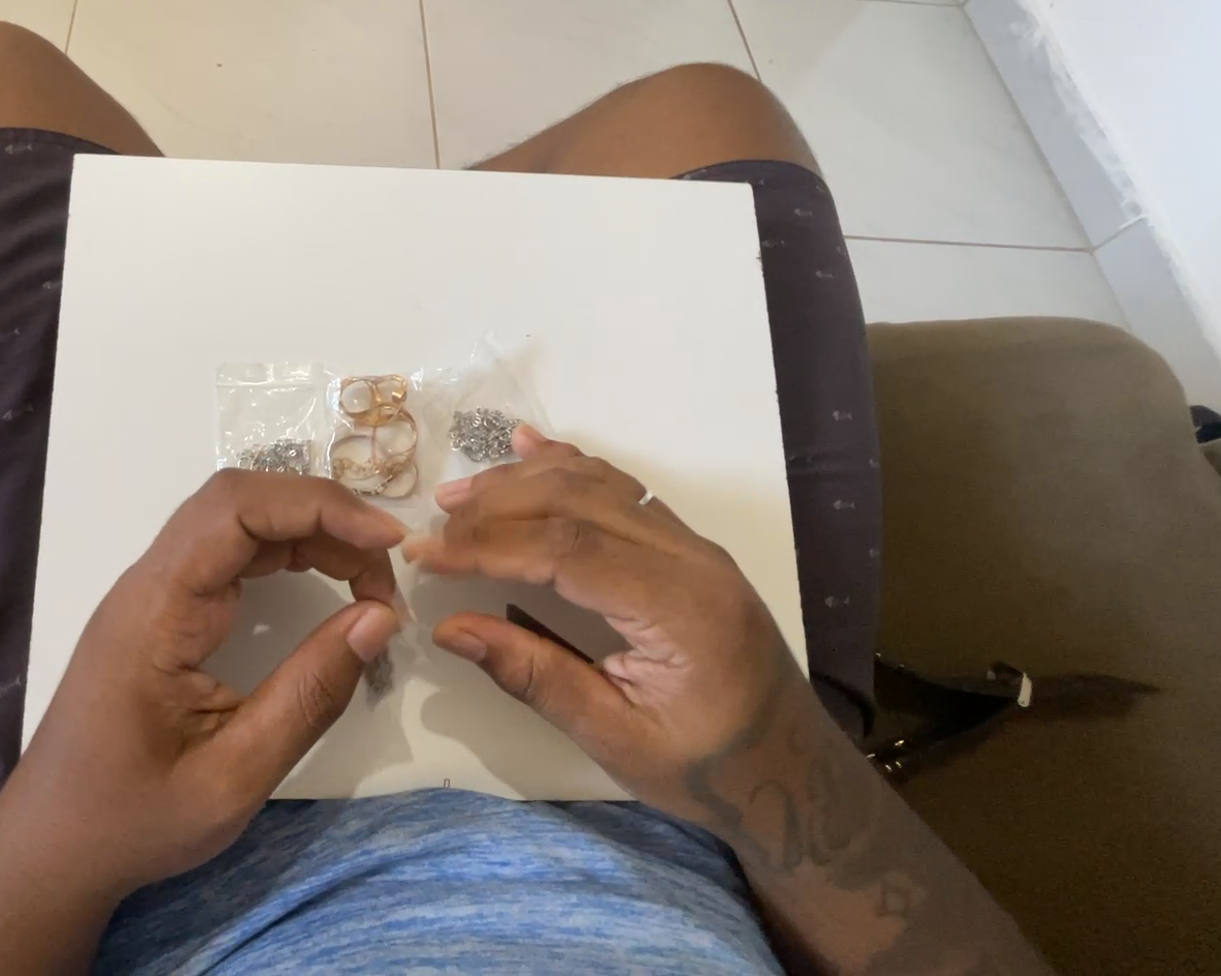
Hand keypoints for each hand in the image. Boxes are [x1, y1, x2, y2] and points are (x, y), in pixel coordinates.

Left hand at [0, 470, 403, 897]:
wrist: (53, 845)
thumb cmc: (133, 820)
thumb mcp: (233, 776)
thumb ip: (309, 694)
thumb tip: (379, 618)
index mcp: (156, 610)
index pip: (235, 509)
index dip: (317, 505)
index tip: (387, 540)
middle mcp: (151, 581)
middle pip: (239, 502)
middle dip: (322, 515)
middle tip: (385, 567)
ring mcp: (156, 590)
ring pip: (239, 522)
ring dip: (310, 534)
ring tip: (369, 580)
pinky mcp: (167, 607)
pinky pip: (232, 553)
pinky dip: (289, 555)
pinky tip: (328, 580)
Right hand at [405, 426, 817, 818]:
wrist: (793, 772)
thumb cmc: (707, 769)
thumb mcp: (616, 740)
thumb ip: (533, 676)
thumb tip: (449, 629)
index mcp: (680, 609)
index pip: (566, 550)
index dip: (488, 544)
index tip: (428, 553)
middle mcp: (691, 557)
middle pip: (576, 501)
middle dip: (495, 506)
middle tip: (435, 524)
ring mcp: (691, 542)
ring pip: (595, 482)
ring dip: (521, 480)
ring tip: (458, 494)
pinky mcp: (684, 543)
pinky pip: (619, 486)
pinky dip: (566, 464)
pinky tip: (526, 447)